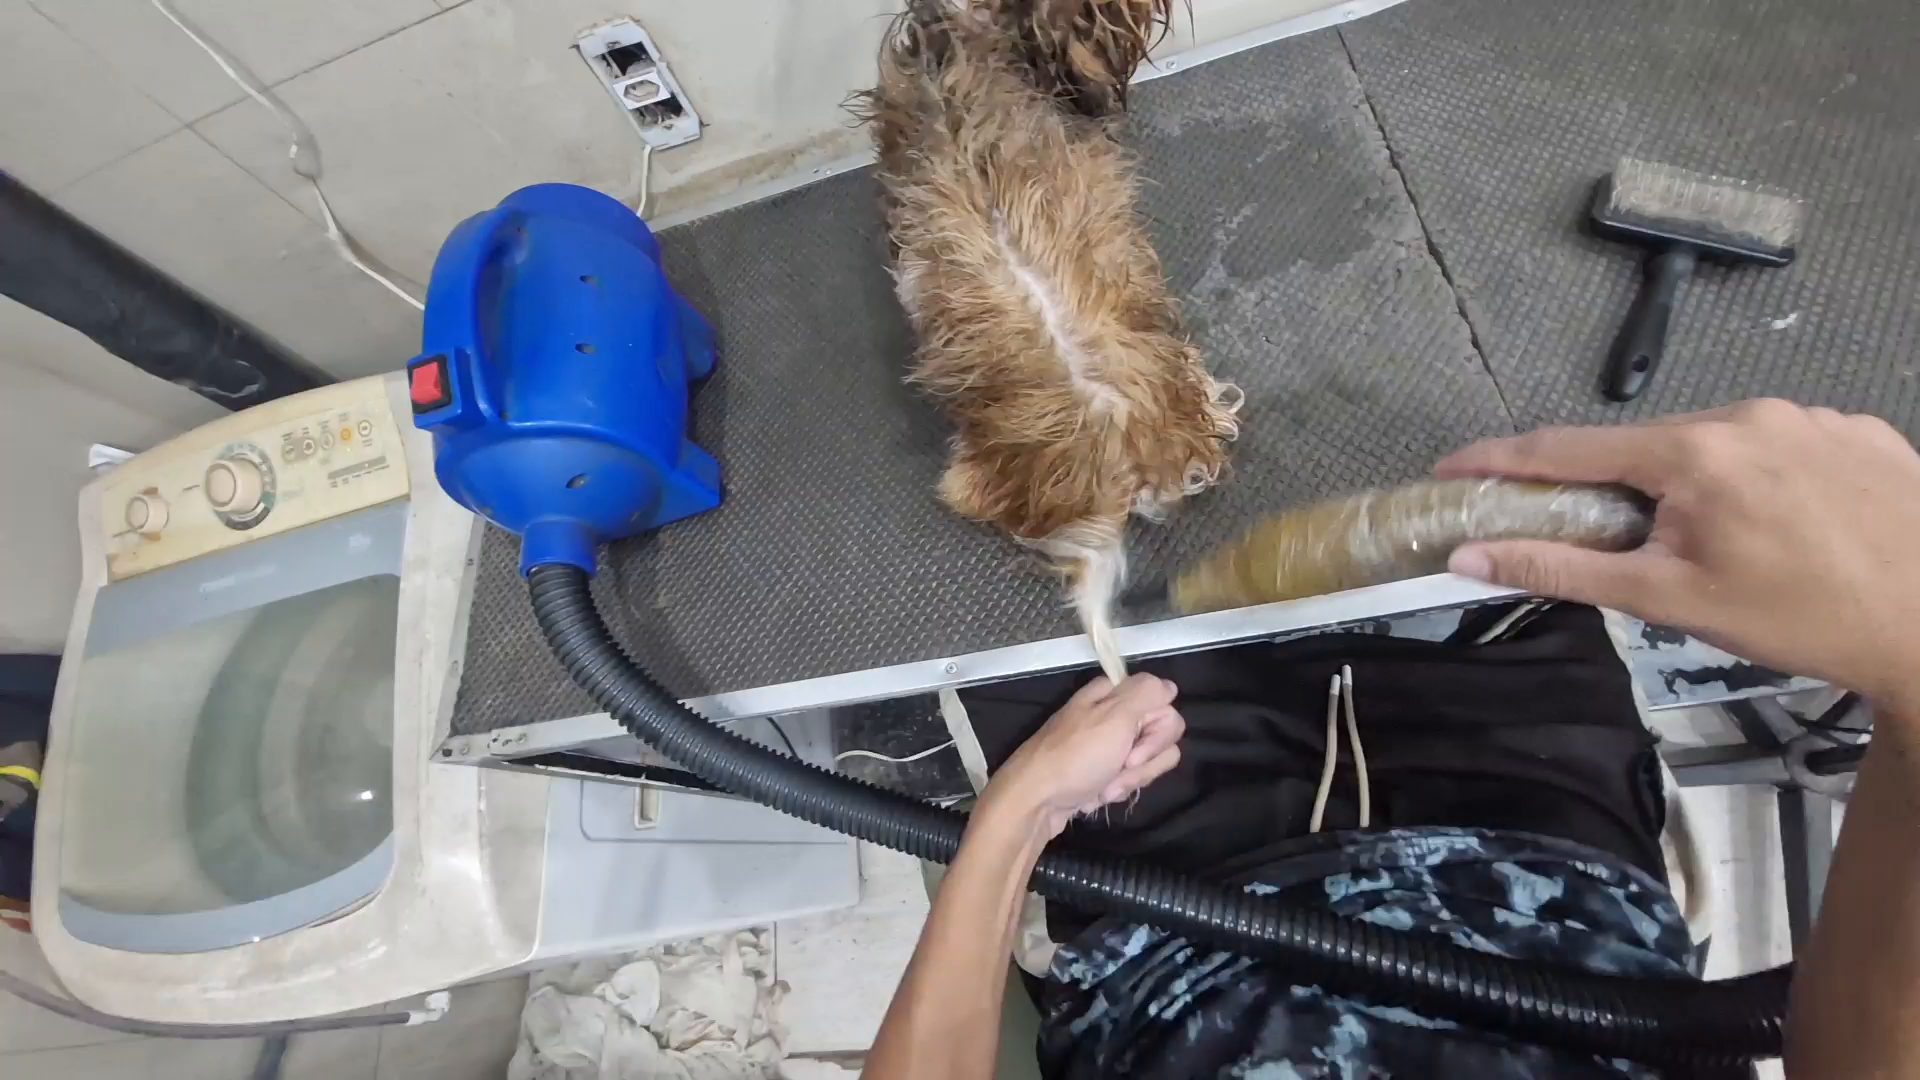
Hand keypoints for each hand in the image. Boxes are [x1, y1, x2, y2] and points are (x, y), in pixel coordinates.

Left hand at [981, 673, 1185, 838]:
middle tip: (1119, 767)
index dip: (1157, 729)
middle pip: (1160, 735)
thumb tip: (1169, 686)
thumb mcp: (1113, 716)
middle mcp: (1112, 713)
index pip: (1164, 703)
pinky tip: (1097, 795)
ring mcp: (1107, 743)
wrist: (1036, 800)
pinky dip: (1117, 789)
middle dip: (1144, 760)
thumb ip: (1146, 693)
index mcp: (1112, 693)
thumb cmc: (1075, 757)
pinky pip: (1130, 777)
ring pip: (1149, 760)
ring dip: (1130, 779)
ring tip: (1104, 788)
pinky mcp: (1103, 770)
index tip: (1133, 742)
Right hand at [1435, 399, 1919, 712]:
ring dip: (1660, 477)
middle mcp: (1749, 416)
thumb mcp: (1662, 597)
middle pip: (1631, 444)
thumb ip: (1556, 569)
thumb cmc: (1801, 618)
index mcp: (1694, 452)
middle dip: (1587, 478)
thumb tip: (1464, 558)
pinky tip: (1749, 516)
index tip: (1448, 467)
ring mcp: (1811, 417)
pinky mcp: (1857, 431)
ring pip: (1695, 442)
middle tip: (1569, 522)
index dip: (1496, 457)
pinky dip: (1726, 473)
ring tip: (1673, 531)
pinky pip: (1757, 443)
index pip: (1564, 446)